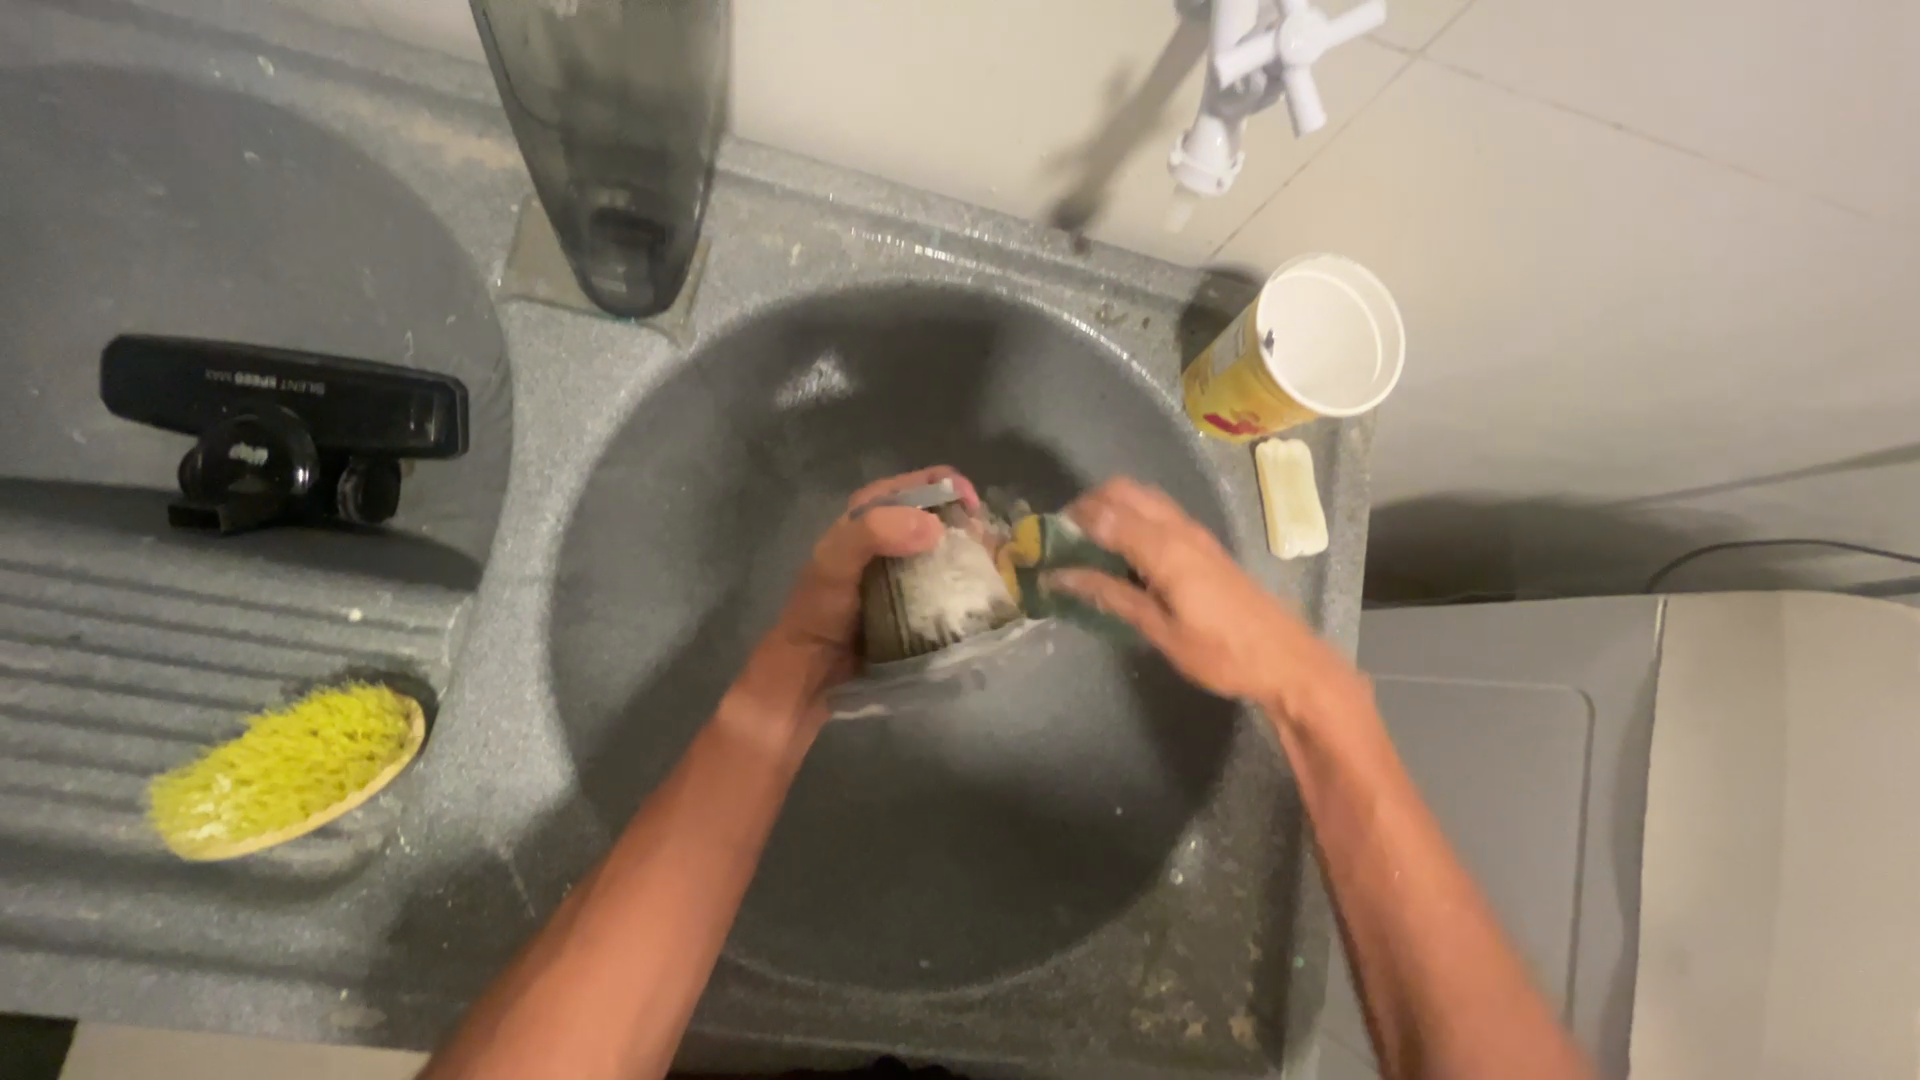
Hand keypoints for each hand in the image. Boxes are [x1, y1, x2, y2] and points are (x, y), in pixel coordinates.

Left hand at [728, 467, 977, 734]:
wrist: (812, 672)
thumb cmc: (819, 612)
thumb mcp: (835, 562)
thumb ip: (874, 533)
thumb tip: (935, 528)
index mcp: (867, 517)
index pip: (915, 486)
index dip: (948, 486)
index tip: (972, 507)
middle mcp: (889, 540)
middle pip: (939, 517)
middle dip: (966, 523)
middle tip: (984, 543)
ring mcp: (905, 574)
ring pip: (948, 551)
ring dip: (972, 554)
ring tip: (990, 568)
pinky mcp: (916, 605)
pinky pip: (949, 585)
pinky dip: (968, 585)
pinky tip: (982, 593)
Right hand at [1046, 476, 1361, 714]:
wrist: (1286, 659)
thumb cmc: (1221, 653)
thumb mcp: (1160, 630)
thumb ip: (1110, 595)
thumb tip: (1060, 576)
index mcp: (1166, 549)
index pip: (1106, 514)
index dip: (1070, 521)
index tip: (1043, 540)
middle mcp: (1179, 528)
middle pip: (1123, 490)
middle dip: (1087, 505)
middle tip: (1063, 538)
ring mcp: (1194, 532)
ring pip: (1141, 496)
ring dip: (1109, 507)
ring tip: (1086, 544)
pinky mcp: (1202, 542)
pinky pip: (1157, 511)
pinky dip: (1130, 516)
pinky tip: (1120, 552)